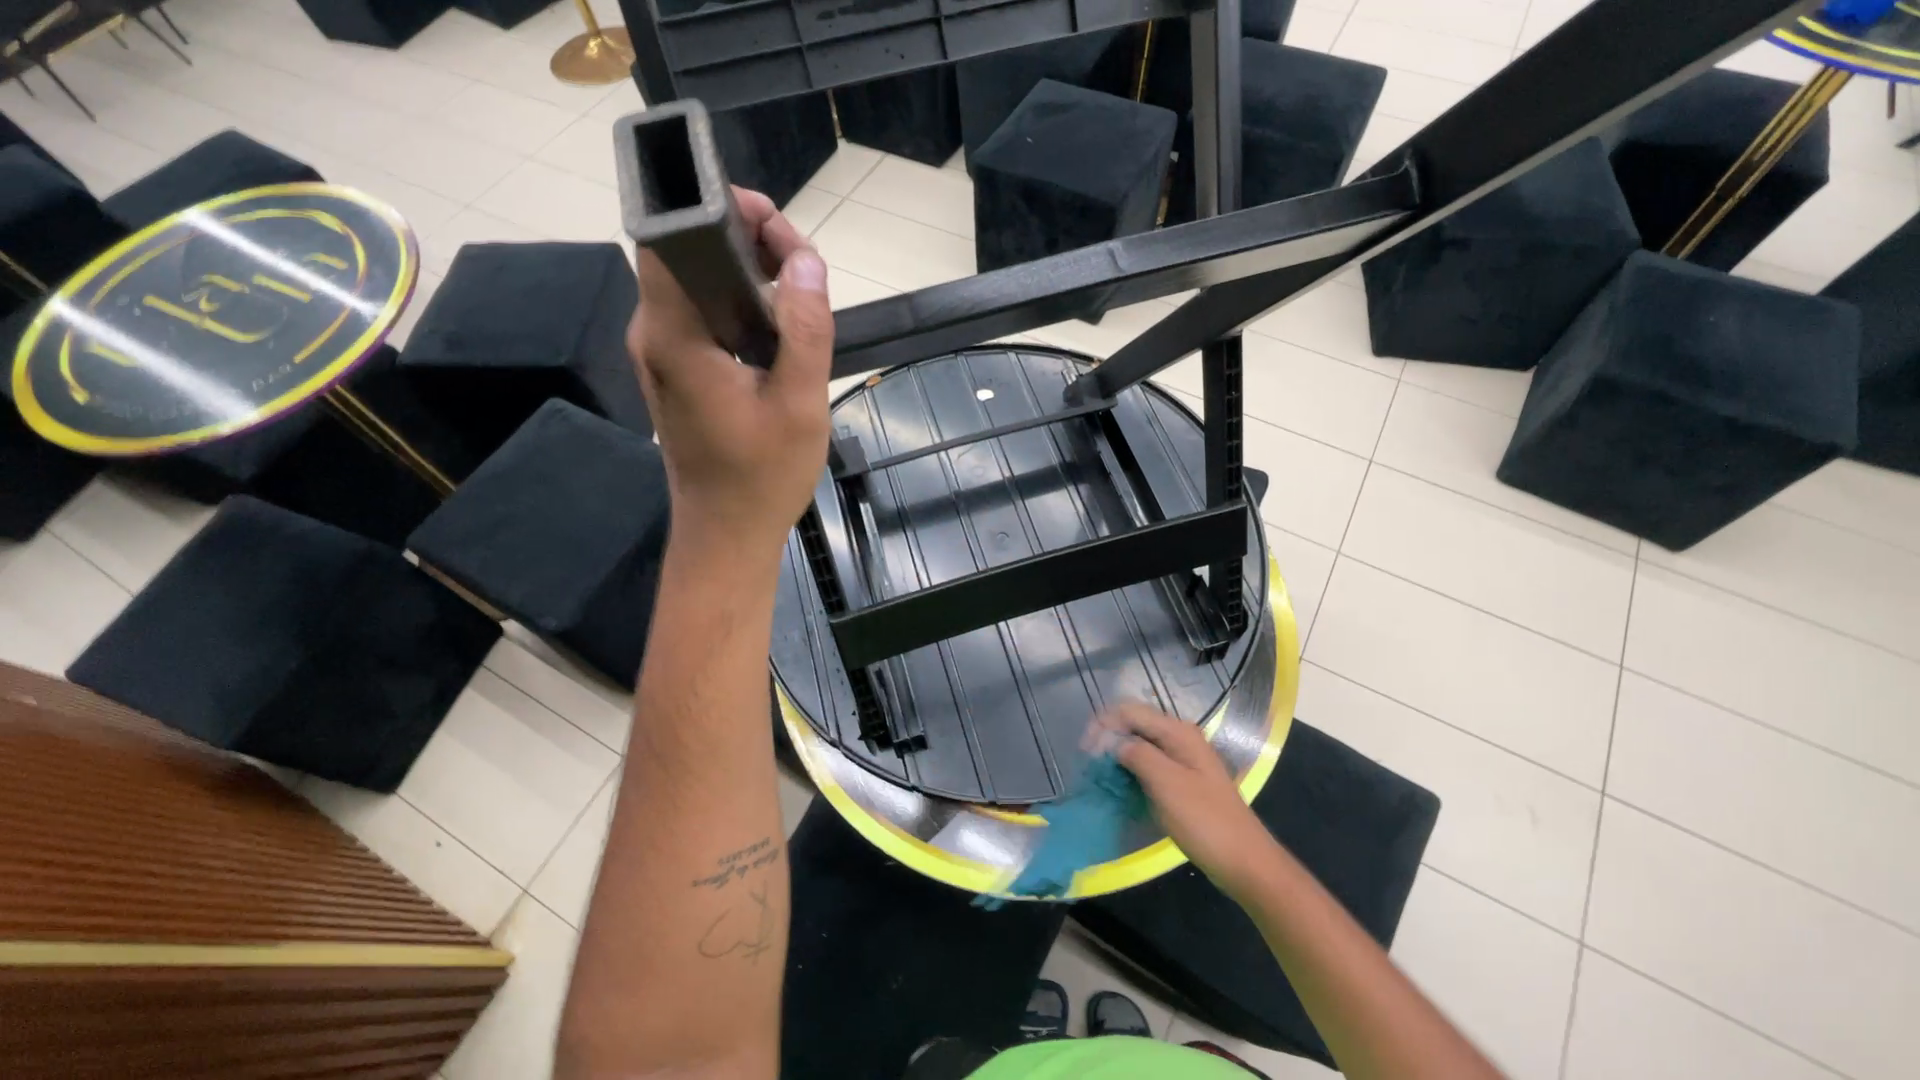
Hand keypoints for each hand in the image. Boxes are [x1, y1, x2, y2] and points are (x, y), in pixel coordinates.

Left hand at [627, 186, 833, 564]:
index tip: (771, 220)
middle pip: (683, 253)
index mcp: (674, 338)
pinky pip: (699, 311)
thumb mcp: (799, 404)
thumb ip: (805, 329)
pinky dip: (736, 298)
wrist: (725, 533)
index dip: (716, 211)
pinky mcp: (674, 368)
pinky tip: (778, 313)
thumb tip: (806, 262)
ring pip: (694, 280)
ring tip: (798, 278)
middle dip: (742, 237)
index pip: (669, 240)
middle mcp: (653, 334)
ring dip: (743, 268)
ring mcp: (660, 352)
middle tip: (801, 255)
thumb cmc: (761, 477)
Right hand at [1091, 703, 1280, 897]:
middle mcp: (1180, 739)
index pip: (1129, 711)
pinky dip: (1131, 772)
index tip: (1085, 754)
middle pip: (1134, 725)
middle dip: (1108, 739)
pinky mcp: (1182, 781)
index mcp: (1178, 732)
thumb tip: (1112, 742)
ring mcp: (1183, 760)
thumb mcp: (1167, 784)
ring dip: (1118, 757)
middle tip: (1090, 767)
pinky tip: (1121, 788)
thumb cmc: (1205, 821)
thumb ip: (1137, 755)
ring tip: (1100, 778)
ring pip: (1140, 746)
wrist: (1243, 860)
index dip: (1103, 726)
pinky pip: (1149, 766)